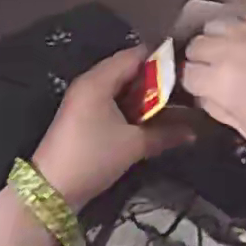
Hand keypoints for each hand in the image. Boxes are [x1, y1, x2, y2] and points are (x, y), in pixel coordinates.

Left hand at [31, 47, 193, 209]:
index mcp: (99, 80)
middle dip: (154, 77)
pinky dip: (128, 102)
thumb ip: (165, 134)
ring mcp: (83, 96)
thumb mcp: (133, 146)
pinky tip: (146, 115)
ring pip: (119, 83)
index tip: (185, 68)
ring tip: (170, 101)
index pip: (134, 55)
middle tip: (181, 87)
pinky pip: (110, 96)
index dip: (160, 59)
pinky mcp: (81, 112)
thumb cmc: (93, 158)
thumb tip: (194, 132)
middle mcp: (89, 81)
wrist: (52, 189)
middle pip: (126, 67)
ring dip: (141, 91)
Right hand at [181, 14, 245, 169]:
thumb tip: (201, 92)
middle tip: (212, 75)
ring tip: (226, 55)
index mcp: (221, 81)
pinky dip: (235, 29)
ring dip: (214, 40)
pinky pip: (239, 18)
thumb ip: (217, 107)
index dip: (188, 84)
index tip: (197, 92)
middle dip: (198, 60)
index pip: (184, 73)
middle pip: (195, 45)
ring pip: (214, 25)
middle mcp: (230, 49)